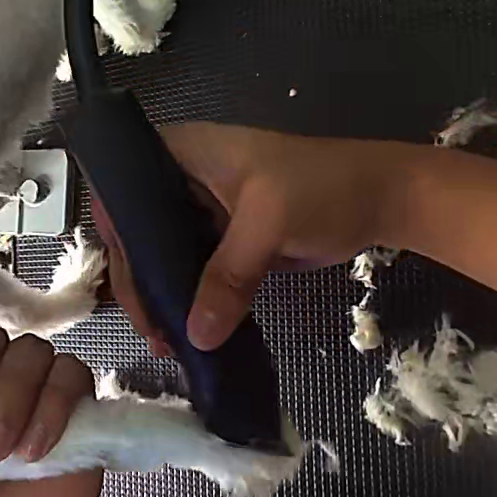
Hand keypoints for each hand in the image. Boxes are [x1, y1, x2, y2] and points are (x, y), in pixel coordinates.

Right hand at [91, 123, 410, 353]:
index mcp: (183, 152)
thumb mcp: (270, 221)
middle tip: (153, 332)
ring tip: (168, 343)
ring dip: (165, 296)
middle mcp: (185, 180)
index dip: (115, 233)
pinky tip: (191, 331)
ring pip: (167, 255)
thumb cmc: (324, 187)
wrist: (381, 199)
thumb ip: (229, 275)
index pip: (123, 189)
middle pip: (139, 231)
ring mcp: (208, 212)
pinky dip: (193, 298)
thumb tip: (197, 335)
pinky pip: (198, 271)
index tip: (129, 282)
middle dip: (140, 281)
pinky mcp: (229, 240)